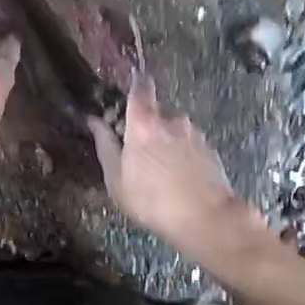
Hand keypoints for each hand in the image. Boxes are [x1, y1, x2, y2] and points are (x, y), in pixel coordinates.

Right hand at [88, 76, 260, 255]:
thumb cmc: (152, 202)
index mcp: (144, 124)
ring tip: (162, 174)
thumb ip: (105, 146)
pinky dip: (183, 156)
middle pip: (156, 114)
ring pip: (175, 131)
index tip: (130, 90)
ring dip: (167, 144)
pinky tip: (180, 179)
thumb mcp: (117, 180)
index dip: (135, 86)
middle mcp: (172, 121)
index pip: (140, 89)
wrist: (205, 218)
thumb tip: (94, 122)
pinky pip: (190, 146)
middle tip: (140, 155)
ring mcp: (195, 134)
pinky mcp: (210, 149)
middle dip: (148, 128)